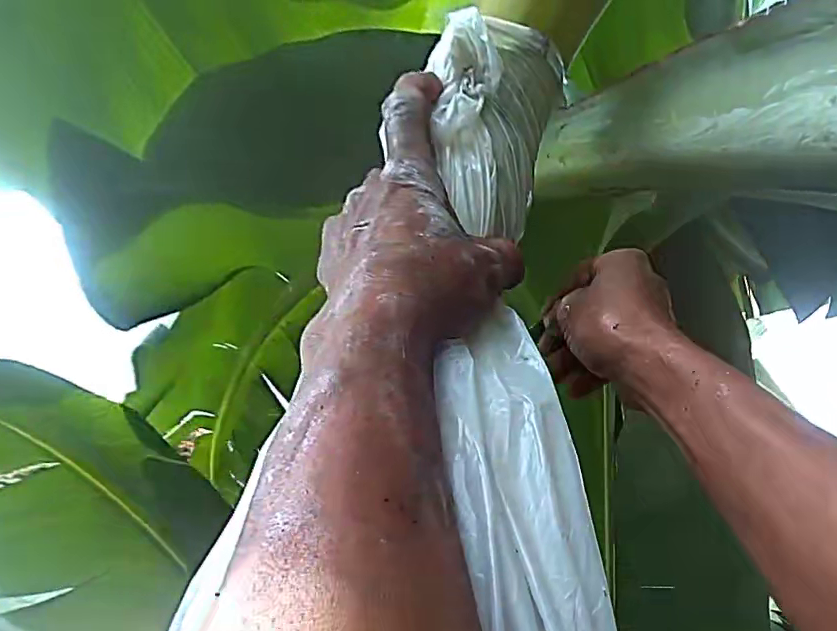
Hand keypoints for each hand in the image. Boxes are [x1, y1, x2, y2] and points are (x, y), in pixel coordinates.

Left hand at [311, 73, 524, 360]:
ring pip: (369, 219)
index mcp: (407, 181)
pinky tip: (388, 294)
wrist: (377, 337)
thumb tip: (509, 262)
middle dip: (413, 197)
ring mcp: (341, 232)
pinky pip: (353, 257)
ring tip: (414, 271)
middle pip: (390, 181)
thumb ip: (502, 257)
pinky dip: (371, 268)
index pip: (406, 119)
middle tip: (438, 228)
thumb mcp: (487, 271)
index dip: (417, 96)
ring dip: (390, 235)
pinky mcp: (327, 269)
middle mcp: (366, 196)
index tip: (427, 88)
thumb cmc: (431, 289)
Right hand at [538, 250, 683, 399]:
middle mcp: (639, 287)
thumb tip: (560, 319)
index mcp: (622, 263)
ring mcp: (646, 322)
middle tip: (545, 351)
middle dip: (564, 335)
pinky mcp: (647, 352)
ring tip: (555, 374)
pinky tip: (575, 387)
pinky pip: (614, 357)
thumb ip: (560, 310)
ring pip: (601, 338)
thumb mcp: (568, 309)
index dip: (556, 300)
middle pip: (591, 311)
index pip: (580, 276)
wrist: (646, 365)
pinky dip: (593, 370)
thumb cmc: (608, 325)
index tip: (543, 321)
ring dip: (574, 358)